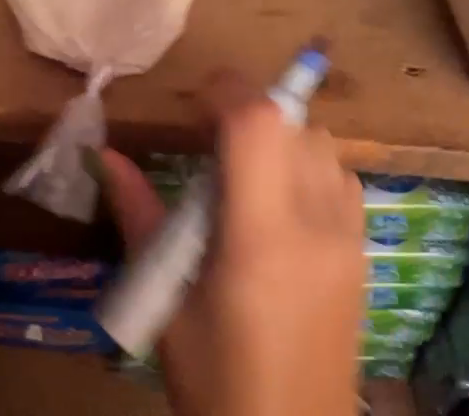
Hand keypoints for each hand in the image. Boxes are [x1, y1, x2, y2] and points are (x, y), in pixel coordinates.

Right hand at [99, 81, 362, 415]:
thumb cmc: (217, 377)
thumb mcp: (168, 301)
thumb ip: (140, 217)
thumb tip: (104, 155)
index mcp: (261, 237)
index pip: (258, 125)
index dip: (226, 91)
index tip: (193, 101)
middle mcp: (316, 224)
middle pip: (293, 123)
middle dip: (248, 112)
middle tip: (208, 138)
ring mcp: (348, 236)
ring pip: (322, 144)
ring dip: (281, 135)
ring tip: (243, 168)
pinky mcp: (364, 252)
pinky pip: (341, 176)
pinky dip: (309, 164)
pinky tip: (280, 199)